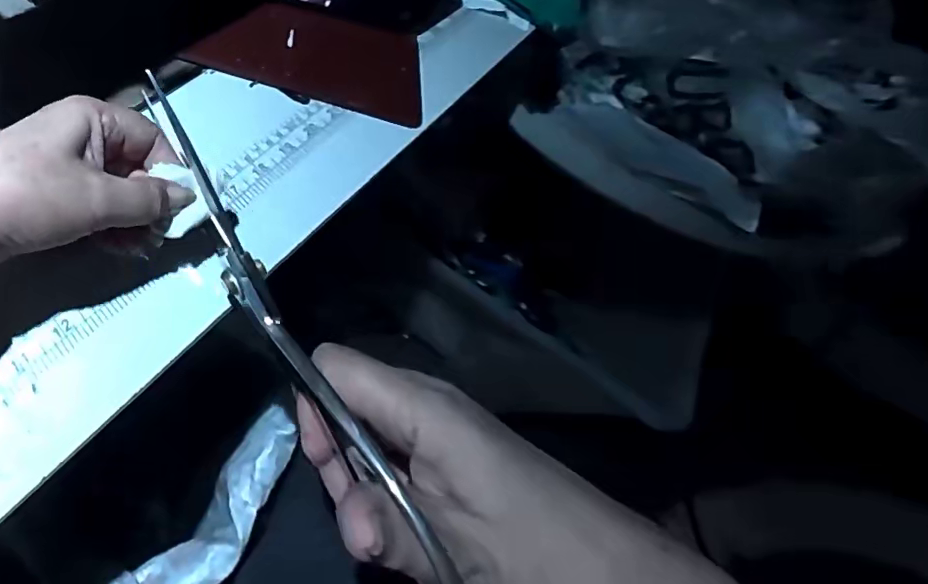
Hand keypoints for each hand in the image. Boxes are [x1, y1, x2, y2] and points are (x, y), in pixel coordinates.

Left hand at [0, 96, 193, 283]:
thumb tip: (187, 196)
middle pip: (133, 164)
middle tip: (154, 237)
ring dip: (129, 218)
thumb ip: (147, 198)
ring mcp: (61, 163)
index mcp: (93, 117)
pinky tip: (115, 247)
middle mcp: (79, 133)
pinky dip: (106, 223)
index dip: (167, 173)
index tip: (175, 211)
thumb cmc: (29, 196)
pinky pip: (90, 202)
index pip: (150, 139)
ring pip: (113, 188)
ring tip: (136, 248)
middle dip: (148, 201)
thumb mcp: (96, 198)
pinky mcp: (46, 191)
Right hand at [298, 344, 731, 583]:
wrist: (614, 567)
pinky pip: (390, 445)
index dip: (313, 404)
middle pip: (341, 398)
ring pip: (362, 427)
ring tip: (394, 531)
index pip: (333, 364)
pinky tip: (411, 525)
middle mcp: (421, 399)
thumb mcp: (463, 549)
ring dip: (359, 478)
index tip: (328, 464)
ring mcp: (434, 421)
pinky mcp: (445, 446)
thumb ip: (394, 529)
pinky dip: (383, 482)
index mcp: (421, 404)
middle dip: (335, 455)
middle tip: (366, 515)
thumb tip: (347, 523)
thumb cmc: (539, 549)